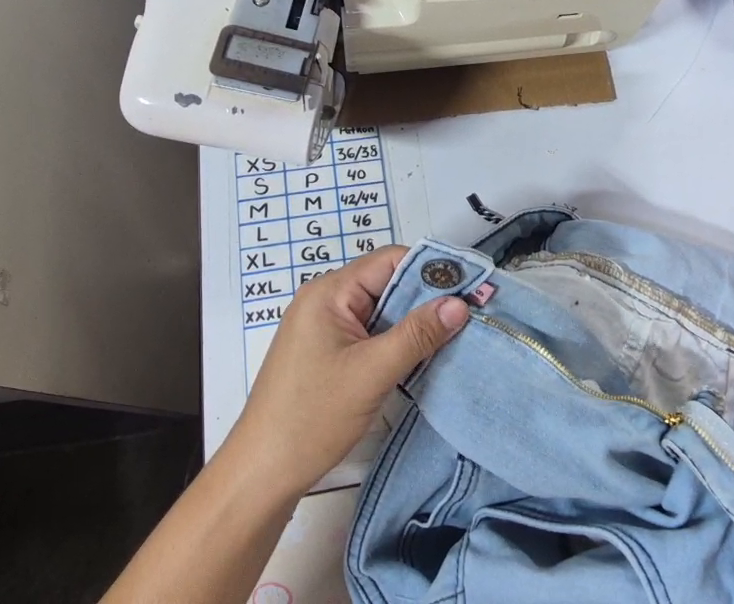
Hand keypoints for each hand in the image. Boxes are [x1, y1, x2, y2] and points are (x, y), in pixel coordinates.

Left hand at [224, 246, 468, 497]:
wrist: (262, 473)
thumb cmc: (311, 417)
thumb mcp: (372, 372)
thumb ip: (417, 334)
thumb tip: (460, 304)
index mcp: (329, 293)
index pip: (390, 261)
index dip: (432, 270)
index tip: (471, 287)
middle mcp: (325, 302)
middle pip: (387, 284)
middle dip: (428, 298)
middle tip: (471, 314)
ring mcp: (325, 329)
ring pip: (382, 312)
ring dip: (414, 324)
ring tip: (455, 336)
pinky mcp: (329, 355)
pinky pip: (372, 335)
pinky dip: (397, 342)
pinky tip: (424, 357)